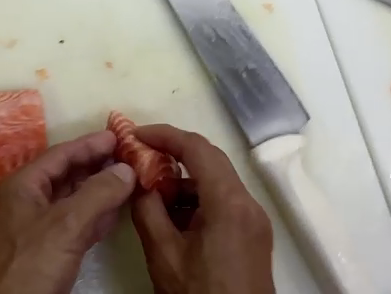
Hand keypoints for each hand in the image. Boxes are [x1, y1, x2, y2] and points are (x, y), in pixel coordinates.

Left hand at [0, 129, 137, 293]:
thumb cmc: (29, 266)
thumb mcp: (66, 226)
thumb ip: (98, 194)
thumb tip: (127, 169)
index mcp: (24, 185)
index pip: (62, 154)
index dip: (90, 144)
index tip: (119, 136)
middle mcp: (28, 201)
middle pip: (67, 174)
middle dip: (97, 165)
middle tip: (129, 157)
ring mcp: (35, 229)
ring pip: (72, 200)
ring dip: (99, 191)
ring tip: (128, 181)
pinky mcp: (44, 254)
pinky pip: (73, 225)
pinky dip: (94, 217)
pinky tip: (115, 214)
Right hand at [129, 125, 274, 293]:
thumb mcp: (164, 256)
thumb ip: (148, 210)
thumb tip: (138, 180)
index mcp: (229, 202)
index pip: (196, 148)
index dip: (164, 135)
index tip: (135, 134)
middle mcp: (249, 203)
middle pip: (210, 160)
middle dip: (173, 153)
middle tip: (141, 155)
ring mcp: (255, 221)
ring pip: (217, 181)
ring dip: (185, 180)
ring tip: (152, 191)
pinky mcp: (254, 236)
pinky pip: (224, 202)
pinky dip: (198, 200)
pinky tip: (173, 217)